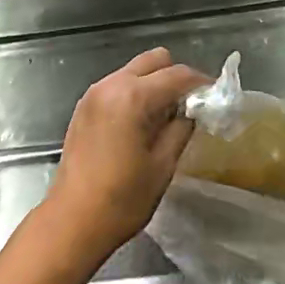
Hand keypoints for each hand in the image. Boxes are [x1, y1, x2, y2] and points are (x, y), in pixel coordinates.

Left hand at [42, 47, 209, 258]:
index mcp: (133, 97)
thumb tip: (192, 110)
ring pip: (136, 69)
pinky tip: (139, 123)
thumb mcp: (163, 166)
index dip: (200, 82)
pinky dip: (135, 93)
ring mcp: (95, 92)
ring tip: (163, 117)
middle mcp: (112, 84)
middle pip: (155, 59)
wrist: (70, 224)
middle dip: (175, 76)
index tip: (214, 95)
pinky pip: (119, 84)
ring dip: (154, 84)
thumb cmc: (121, 200)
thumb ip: (182, 127)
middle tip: (187, 105)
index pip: (178, 74)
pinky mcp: (85, 105)